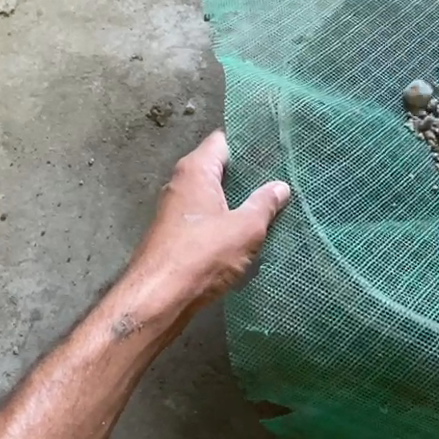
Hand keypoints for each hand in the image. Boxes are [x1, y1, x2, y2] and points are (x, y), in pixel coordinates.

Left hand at [117, 130, 290, 323]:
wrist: (158, 299)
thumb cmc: (202, 254)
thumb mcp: (245, 228)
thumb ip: (264, 204)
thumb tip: (280, 186)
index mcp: (196, 169)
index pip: (222, 140)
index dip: (247, 141)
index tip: (274, 147)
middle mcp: (181, 182)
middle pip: (217, 167)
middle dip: (246, 172)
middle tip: (279, 175)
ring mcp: (175, 209)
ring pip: (212, 194)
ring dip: (236, 199)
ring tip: (269, 202)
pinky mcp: (174, 234)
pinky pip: (206, 216)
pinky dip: (224, 219)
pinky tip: (246, 230)